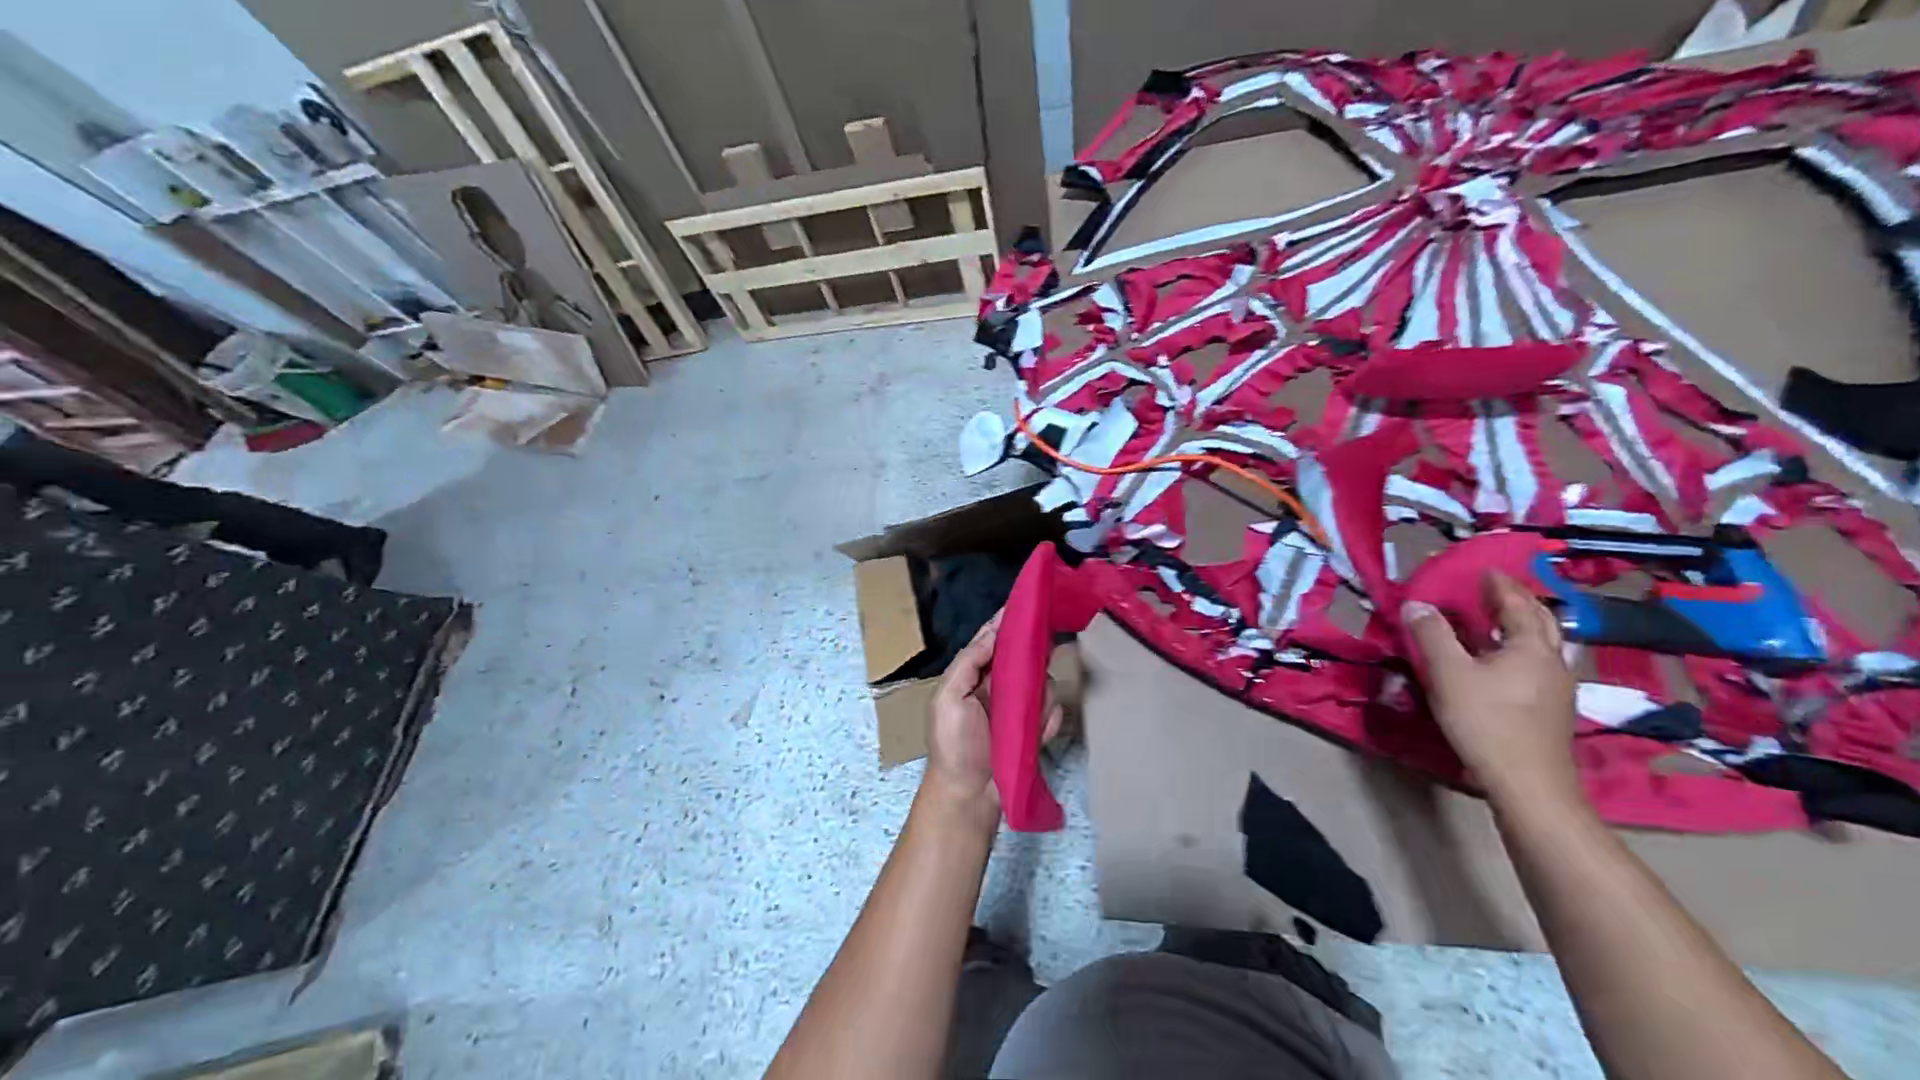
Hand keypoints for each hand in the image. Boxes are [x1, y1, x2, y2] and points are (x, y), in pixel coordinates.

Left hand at [922, 610, 1062, 830]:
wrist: (969, 796)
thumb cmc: (953, 745)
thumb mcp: (949, 698)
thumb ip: (968, 662)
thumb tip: (992, 632)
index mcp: (973, 675)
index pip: (993, 640)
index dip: (1008, 621)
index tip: (1028, 602)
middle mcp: (997, 687)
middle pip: (1023, 657)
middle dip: (1034, 655)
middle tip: (1046, 650)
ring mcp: (1018, 709)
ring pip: (1042, 683)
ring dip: (1041, 693)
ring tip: (1029, 714)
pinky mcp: (1034, 730)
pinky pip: (1051, 712)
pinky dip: (1049, 720)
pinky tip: (1038, 732)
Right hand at [1402, 571, 1581, 806]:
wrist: (1528, 783)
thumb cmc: (1487, 721)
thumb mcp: (1448, 674)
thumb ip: (1431, 635)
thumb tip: (1416, 604)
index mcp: (1529, 647)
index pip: (1516, 605)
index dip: (1499, 585)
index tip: (1484, 570)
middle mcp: (1551, 662)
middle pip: (1540, 622)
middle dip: (1518, 602)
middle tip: (1494, 590)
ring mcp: (1556, 688)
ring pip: (1542, 644)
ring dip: (1521, 626)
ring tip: (1497, 621)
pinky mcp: (1551, 709)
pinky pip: (1536, 664)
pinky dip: (1519, 649)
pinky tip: (1503, 661)